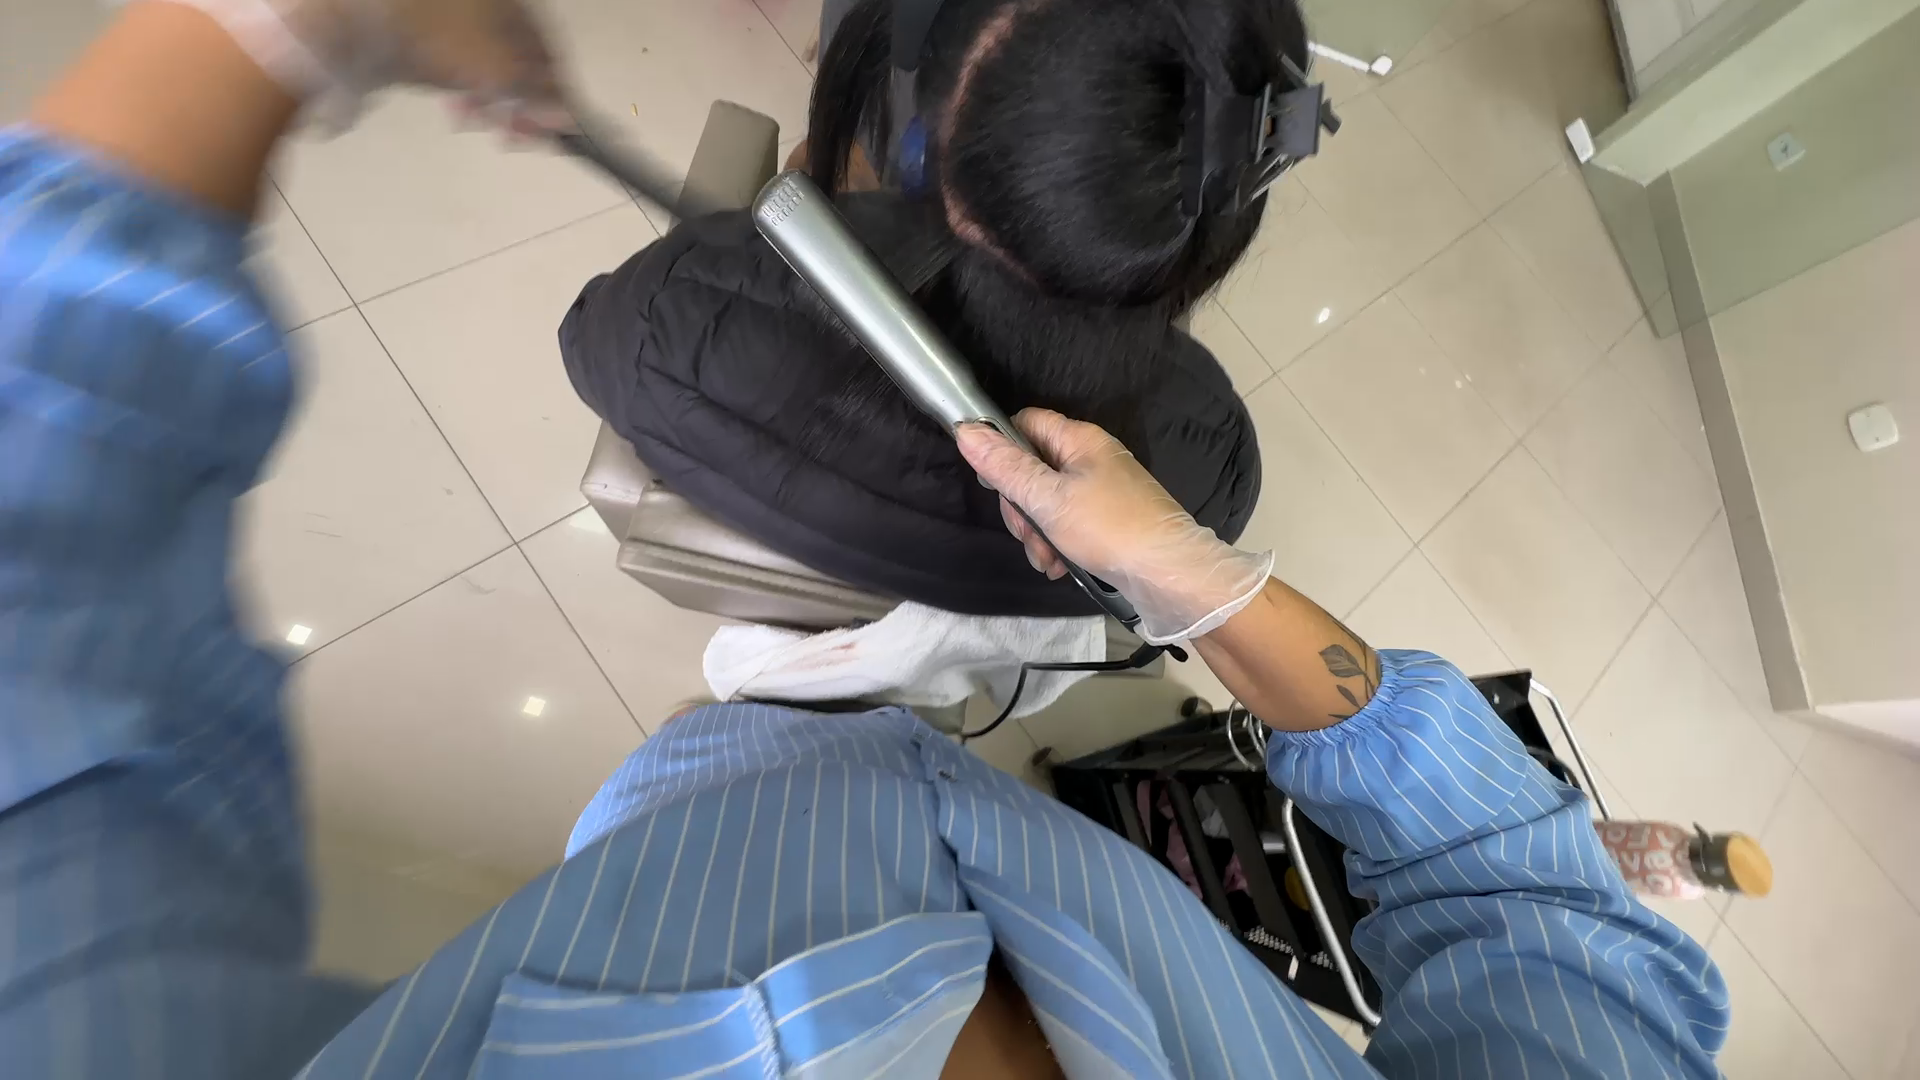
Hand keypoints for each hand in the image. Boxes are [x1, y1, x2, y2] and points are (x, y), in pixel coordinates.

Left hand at [164, 0, 571, 128]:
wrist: (323, 12)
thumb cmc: (422, 35)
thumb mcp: (495, 70)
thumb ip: (541, 93)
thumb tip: (566, 114)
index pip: (548, 45)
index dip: (558, 92)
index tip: (553, 128)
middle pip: (514, 48)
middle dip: (517, 95)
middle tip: (507, 130)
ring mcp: (437, 4)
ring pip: (479, 48)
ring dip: (484, 89)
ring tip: (467, 116)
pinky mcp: (402, 13)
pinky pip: (446, 42)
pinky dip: (453, 74)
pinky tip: (444, 95)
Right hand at [957, 409, 1272, 643]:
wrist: (1170, 576)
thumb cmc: (1108, 529)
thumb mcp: (1048, 499)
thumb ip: (1006, 467)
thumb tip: (966, 429)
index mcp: (1079, 440)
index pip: (1025, 423)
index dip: (1001, 447)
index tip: (993, 483)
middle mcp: (1090, 459)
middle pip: (1032, 469)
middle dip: (1021, 507)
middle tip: (1029, 534)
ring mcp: (1101, 492)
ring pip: (1046, 503)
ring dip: (1037, 534)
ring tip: (1048, 560)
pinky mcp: (1107, 522)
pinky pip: (1067, 525)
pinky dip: (1057, 546)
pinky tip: (1060, 568)